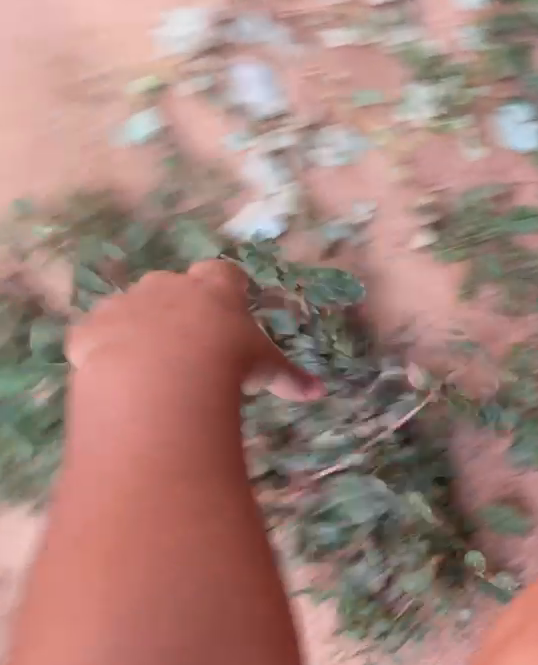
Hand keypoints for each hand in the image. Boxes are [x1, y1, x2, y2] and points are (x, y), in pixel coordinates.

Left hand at [64, 260, 320, 400]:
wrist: (160, 371)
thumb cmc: (230, 359)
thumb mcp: (269, 371)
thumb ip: (291, 378)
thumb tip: (318, 391)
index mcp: (216, 291)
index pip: (225, 272)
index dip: (230, 283)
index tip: (236, 296)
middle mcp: (168, 287)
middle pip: (173, 282)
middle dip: (182, 302)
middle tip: (199, 333)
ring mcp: (125, 304)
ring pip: (134, 306)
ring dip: (145, 324)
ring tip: (162, 357)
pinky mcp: (91, 327)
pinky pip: (102, 332)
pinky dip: (114, 347)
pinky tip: (130, 371)